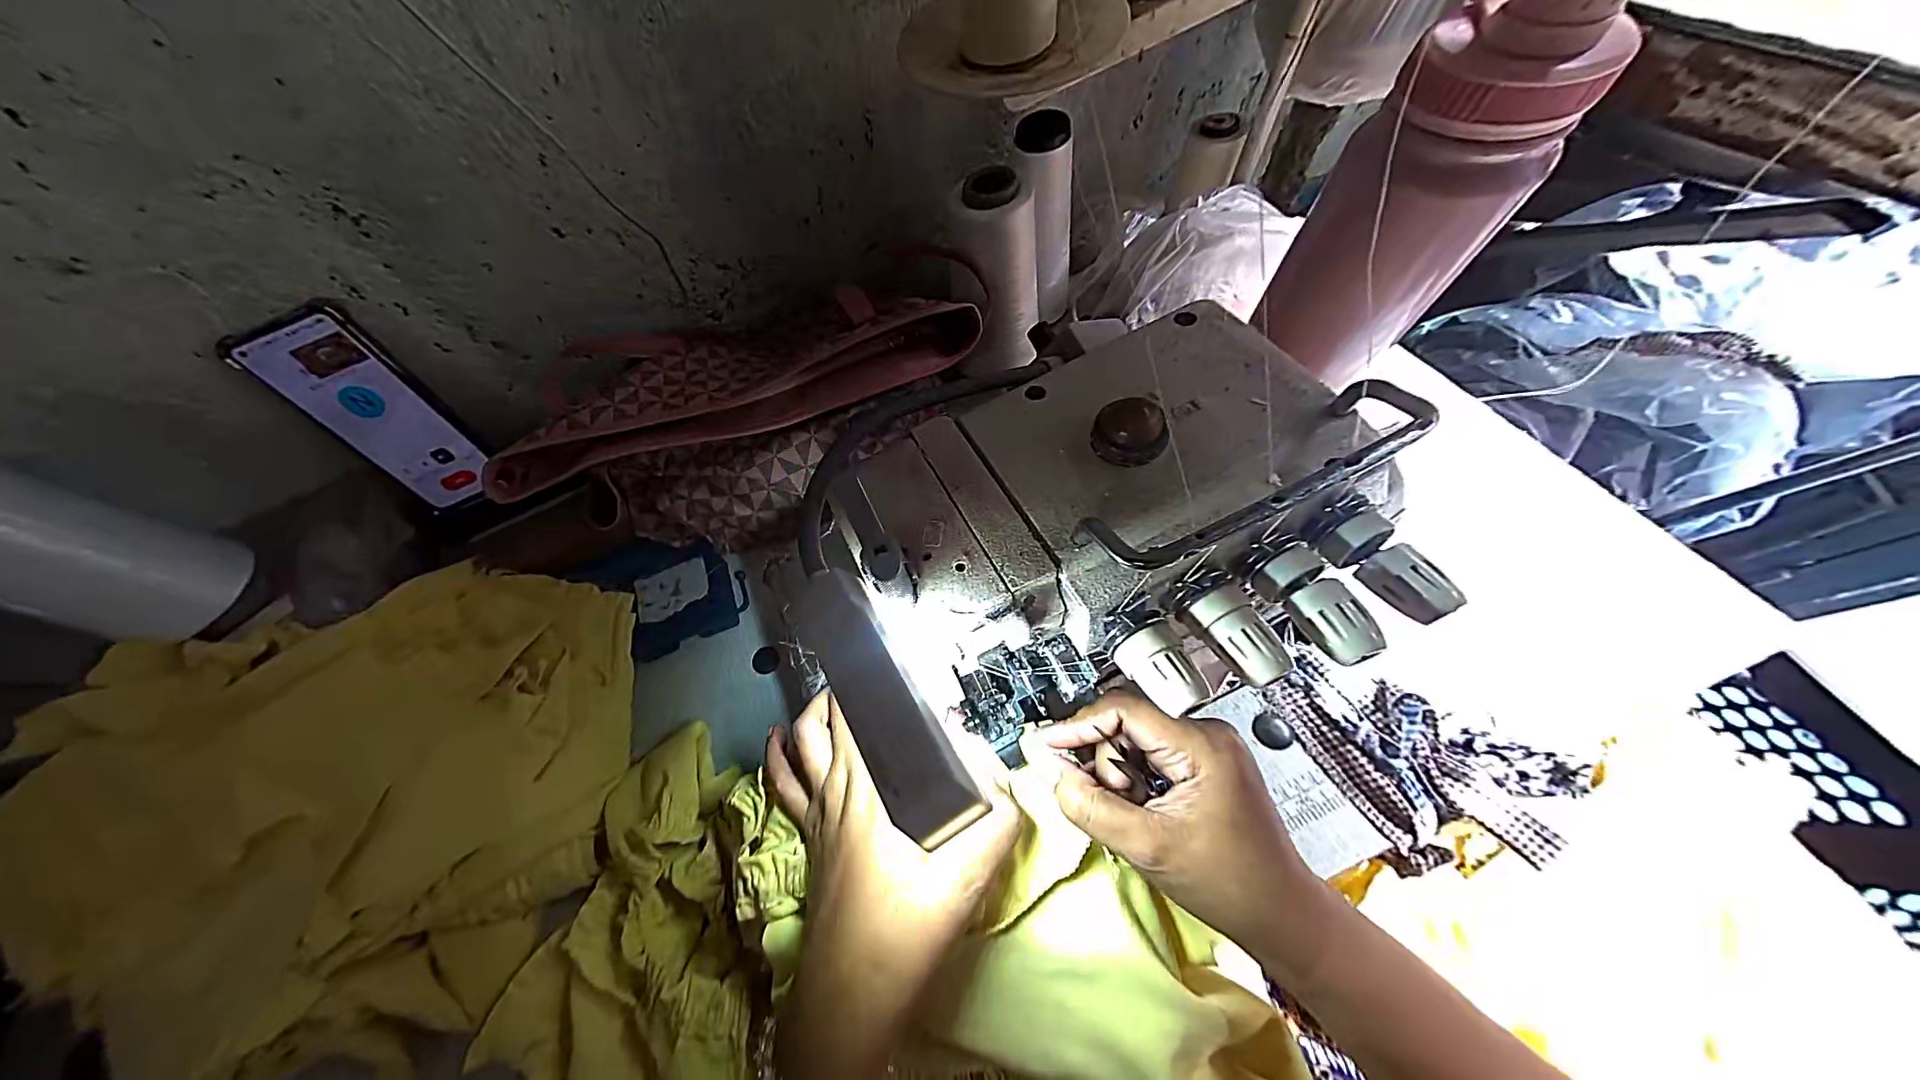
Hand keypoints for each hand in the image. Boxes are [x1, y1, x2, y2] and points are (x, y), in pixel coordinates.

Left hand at [766, 690, 1020, 997]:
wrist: (851, 996)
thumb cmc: (901, 938)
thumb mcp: (963, 881)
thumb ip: (995, 824)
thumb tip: (1006, 778)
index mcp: (865, 799)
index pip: (854, 724)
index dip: (866, 689)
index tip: (888, 670)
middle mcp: (833, 800)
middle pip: (820, 728)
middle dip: (839, 694)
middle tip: (865, 680)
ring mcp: (816, 821)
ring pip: (798, 752)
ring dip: (809, 717)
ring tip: (826, 696)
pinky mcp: (811, 842)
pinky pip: (784, 790)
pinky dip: (778, 760)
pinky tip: (776, 743)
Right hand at [1039, 690, 1319, 955]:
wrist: (1276, 910)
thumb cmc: (1233, 882)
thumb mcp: (1148, 848)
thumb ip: (1093, 809)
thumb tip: (1058, 779)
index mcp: (1201, 744)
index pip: (1123, 709)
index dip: (1080, 726)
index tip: (1051, 743)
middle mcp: (1206, 734)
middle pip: (1125, 725)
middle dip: (1108, 766)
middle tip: (1118, 805)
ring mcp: (1206, 748)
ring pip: (1133, 742)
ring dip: (1122, 778)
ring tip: (1140, 815)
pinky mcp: (1202, 763)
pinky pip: (1149, 757)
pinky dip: (1137, 783)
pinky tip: (1149, 811)